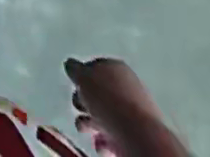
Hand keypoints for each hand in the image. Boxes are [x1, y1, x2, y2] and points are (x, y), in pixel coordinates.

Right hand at [65, 58, 186, 156]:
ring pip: (105, 114)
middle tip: (79, 109)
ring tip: (86, 129)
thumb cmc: (108, 100)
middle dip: (84, 103)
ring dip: (90, 123)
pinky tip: (100, 143)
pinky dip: (104, 138)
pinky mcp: (137, 133)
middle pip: (98, 92)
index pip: (93, 67)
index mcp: (116, 67)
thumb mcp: (83, 77)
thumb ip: (74, 69)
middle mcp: (127, 85)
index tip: (74, 88)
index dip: (81, 78)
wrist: (138, 135)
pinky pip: (115, 133)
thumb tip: (70, 65)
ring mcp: (134, 110)